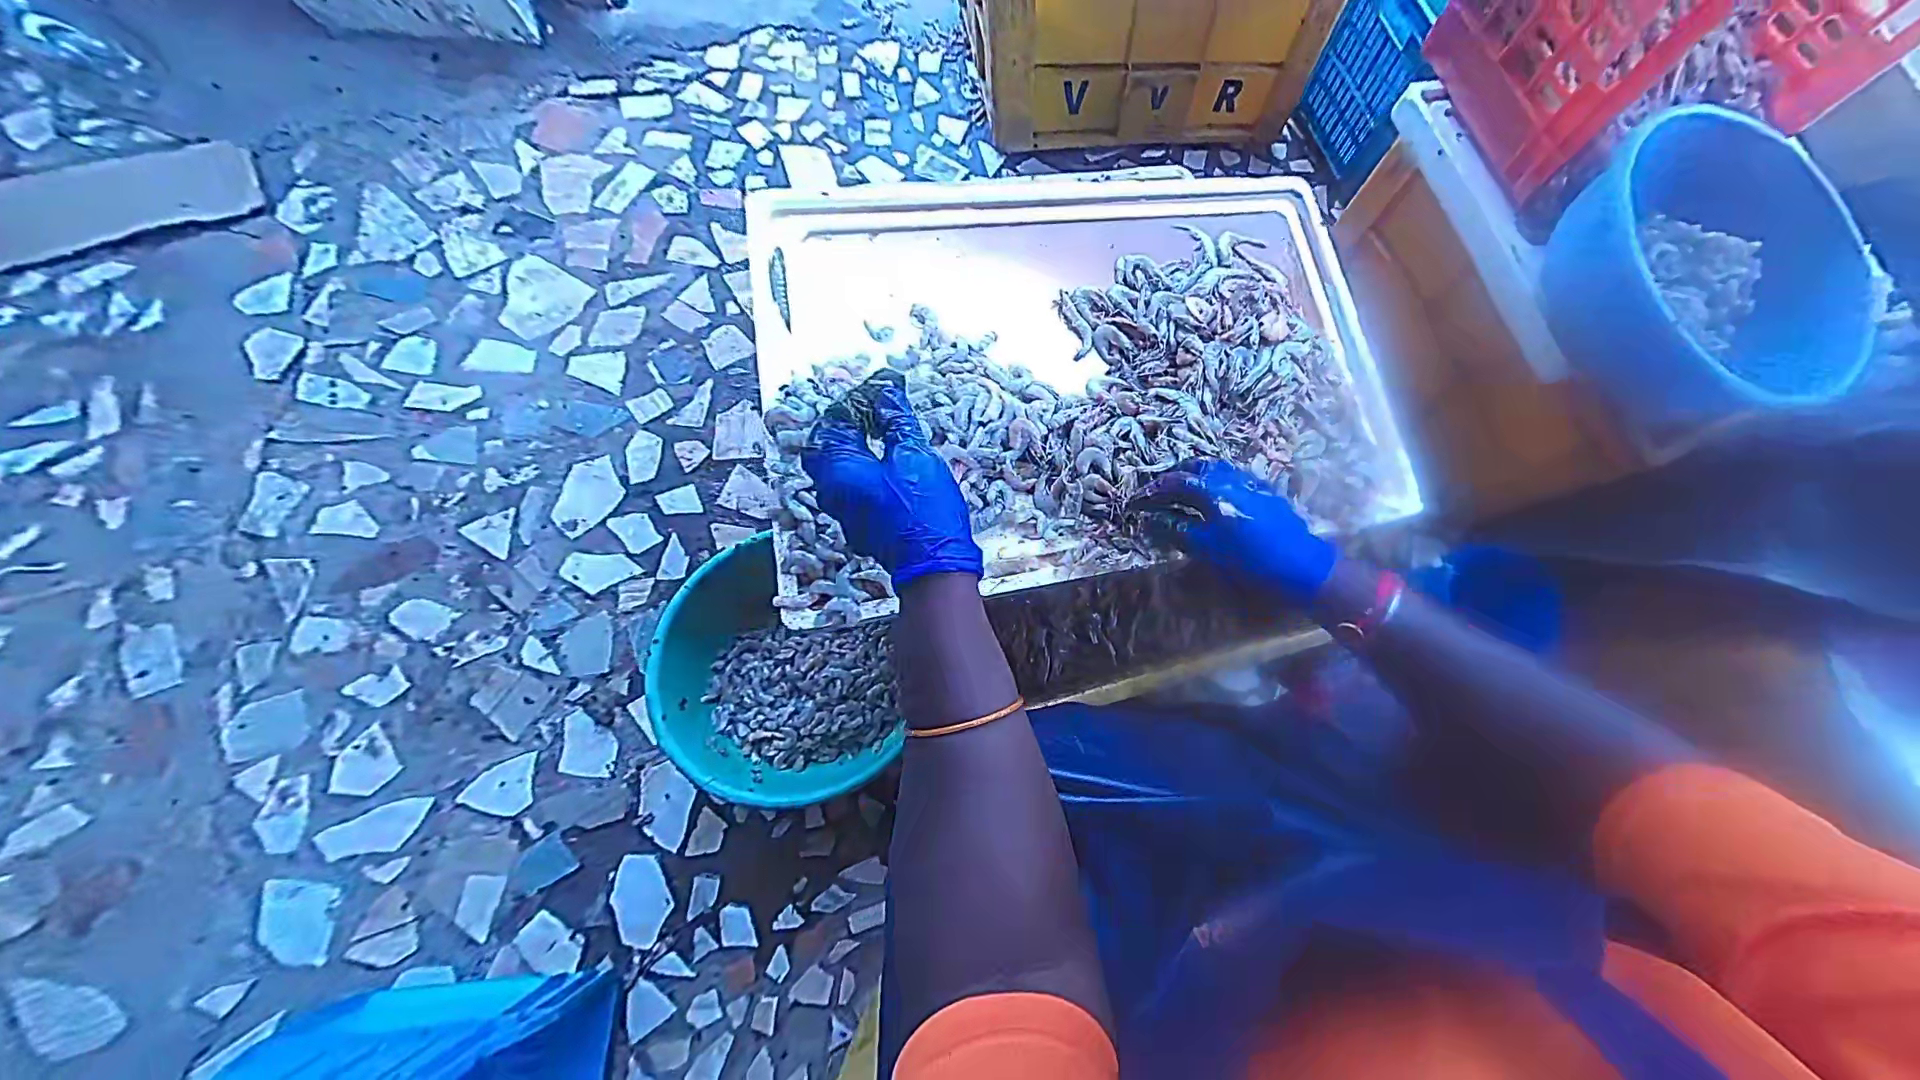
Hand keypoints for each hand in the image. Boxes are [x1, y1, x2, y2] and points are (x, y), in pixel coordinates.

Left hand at [801, 370, 982, 591]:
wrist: (935, 564)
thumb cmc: (924, 514)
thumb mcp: (913, 454)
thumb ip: (895, 419)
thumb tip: (886, 391)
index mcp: (838, 470)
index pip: (834, 421)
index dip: (857, 400)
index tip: (881, 390)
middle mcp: (832, 490)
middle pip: (829, 444)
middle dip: (851, 421)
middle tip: (879, 407)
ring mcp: (845, 509)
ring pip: (840, 465)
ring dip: (859, 443)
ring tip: (886, 428)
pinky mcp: (861, 520)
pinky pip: (853, 484)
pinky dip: (866, 464)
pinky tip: (889, 458)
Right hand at [1131, 458, 1335, 601]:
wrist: (1303, 567)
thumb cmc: (1251, 561)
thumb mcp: (1208, 549)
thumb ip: (1179, 530)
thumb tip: (1153, 521)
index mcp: (1213, 492)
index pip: (1174, 484)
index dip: (1152, 493)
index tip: (1137, 503)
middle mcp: (1230, 480)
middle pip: (1193, 469)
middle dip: (1170, 479)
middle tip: (1154, 492)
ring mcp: (1249, 483)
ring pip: (1212, 469)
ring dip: (1191, 476)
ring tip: (1178, 491)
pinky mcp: (1262, 491)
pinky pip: (1228, 476)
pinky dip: (1210, 480)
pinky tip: (1207, 497)